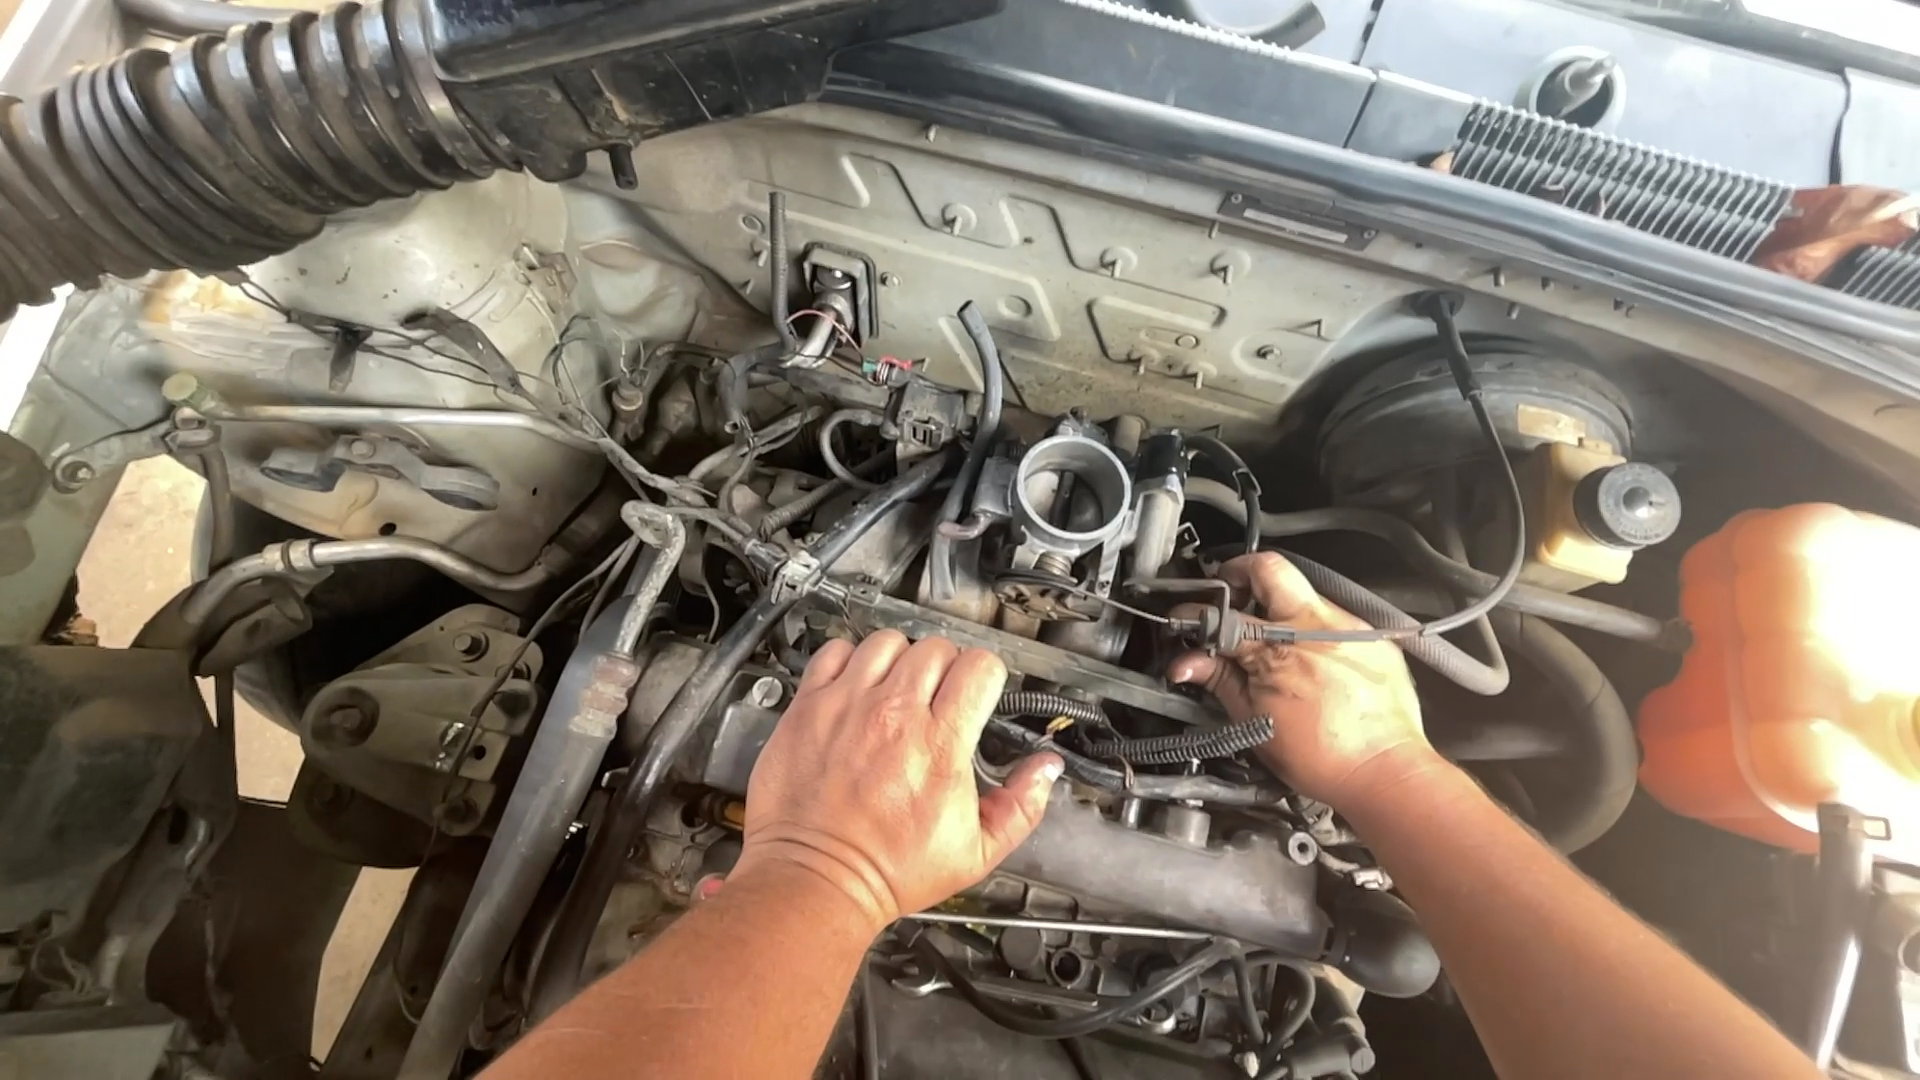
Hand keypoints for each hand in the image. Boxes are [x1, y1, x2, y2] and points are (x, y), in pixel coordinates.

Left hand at [735, 630, 1063, 931]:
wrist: (817, 880)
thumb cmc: (890, 869)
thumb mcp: (977, 852)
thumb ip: (1022, 806)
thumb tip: (1046, 769)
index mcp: (940, 744)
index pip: (979, 666)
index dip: (986, 676)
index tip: (977, 693)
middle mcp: (894, 715)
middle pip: (936, 648)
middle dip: (946, 667)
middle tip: (938, 697)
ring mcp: (849, 705)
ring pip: (888, 641)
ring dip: (900, 660)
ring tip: (897, 690)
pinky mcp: (811, 706)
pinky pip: (835, 650)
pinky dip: (850, 661)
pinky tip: (858, 687)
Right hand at [1167, 553, 1436, 808]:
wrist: (1385, 775)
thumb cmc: (1324, 759)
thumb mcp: (1253, 721)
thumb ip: (1219, 680)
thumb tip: (1186, 662)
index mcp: (1276, 649)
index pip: (1219, 616)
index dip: (1194, 616)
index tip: (1186, 620)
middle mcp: (1315, 627)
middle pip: (1269, 568)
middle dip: (1241, 573)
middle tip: (1229, 593)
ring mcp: (1348, 629)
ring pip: (1304, 591)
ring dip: (1280, 607)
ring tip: (1270, 637)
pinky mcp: (1373, 639)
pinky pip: (1335, 618)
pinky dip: (1313, 630)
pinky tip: (1308, 657)